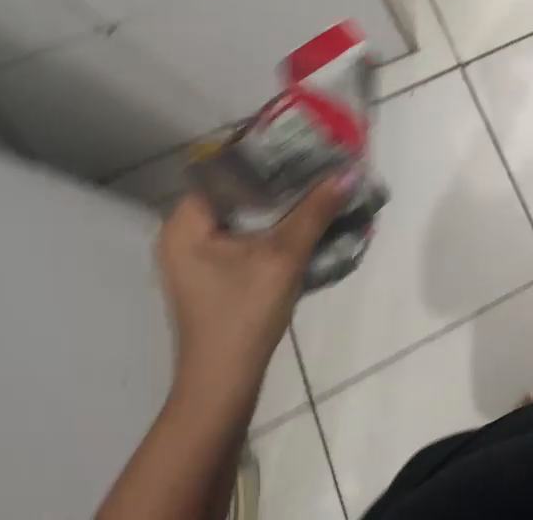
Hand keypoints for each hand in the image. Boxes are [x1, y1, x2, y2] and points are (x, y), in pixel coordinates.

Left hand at [156, 174, 353, 390]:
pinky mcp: (215, 276)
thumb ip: (315, 211)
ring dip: (283, 206)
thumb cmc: (242, 316)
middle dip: (282, 181)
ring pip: (246, 215)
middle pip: (238, 192)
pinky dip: (276, 229)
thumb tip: (349, 174)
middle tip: (321, 164)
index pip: (227, 170)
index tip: (306, 144)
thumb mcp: (283, 257)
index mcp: (185, 223)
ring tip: (322, 188)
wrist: (223, 387)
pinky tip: (308, 224)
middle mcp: (184, 234)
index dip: (268, 155)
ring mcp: (198, 258)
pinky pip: (247, 236)